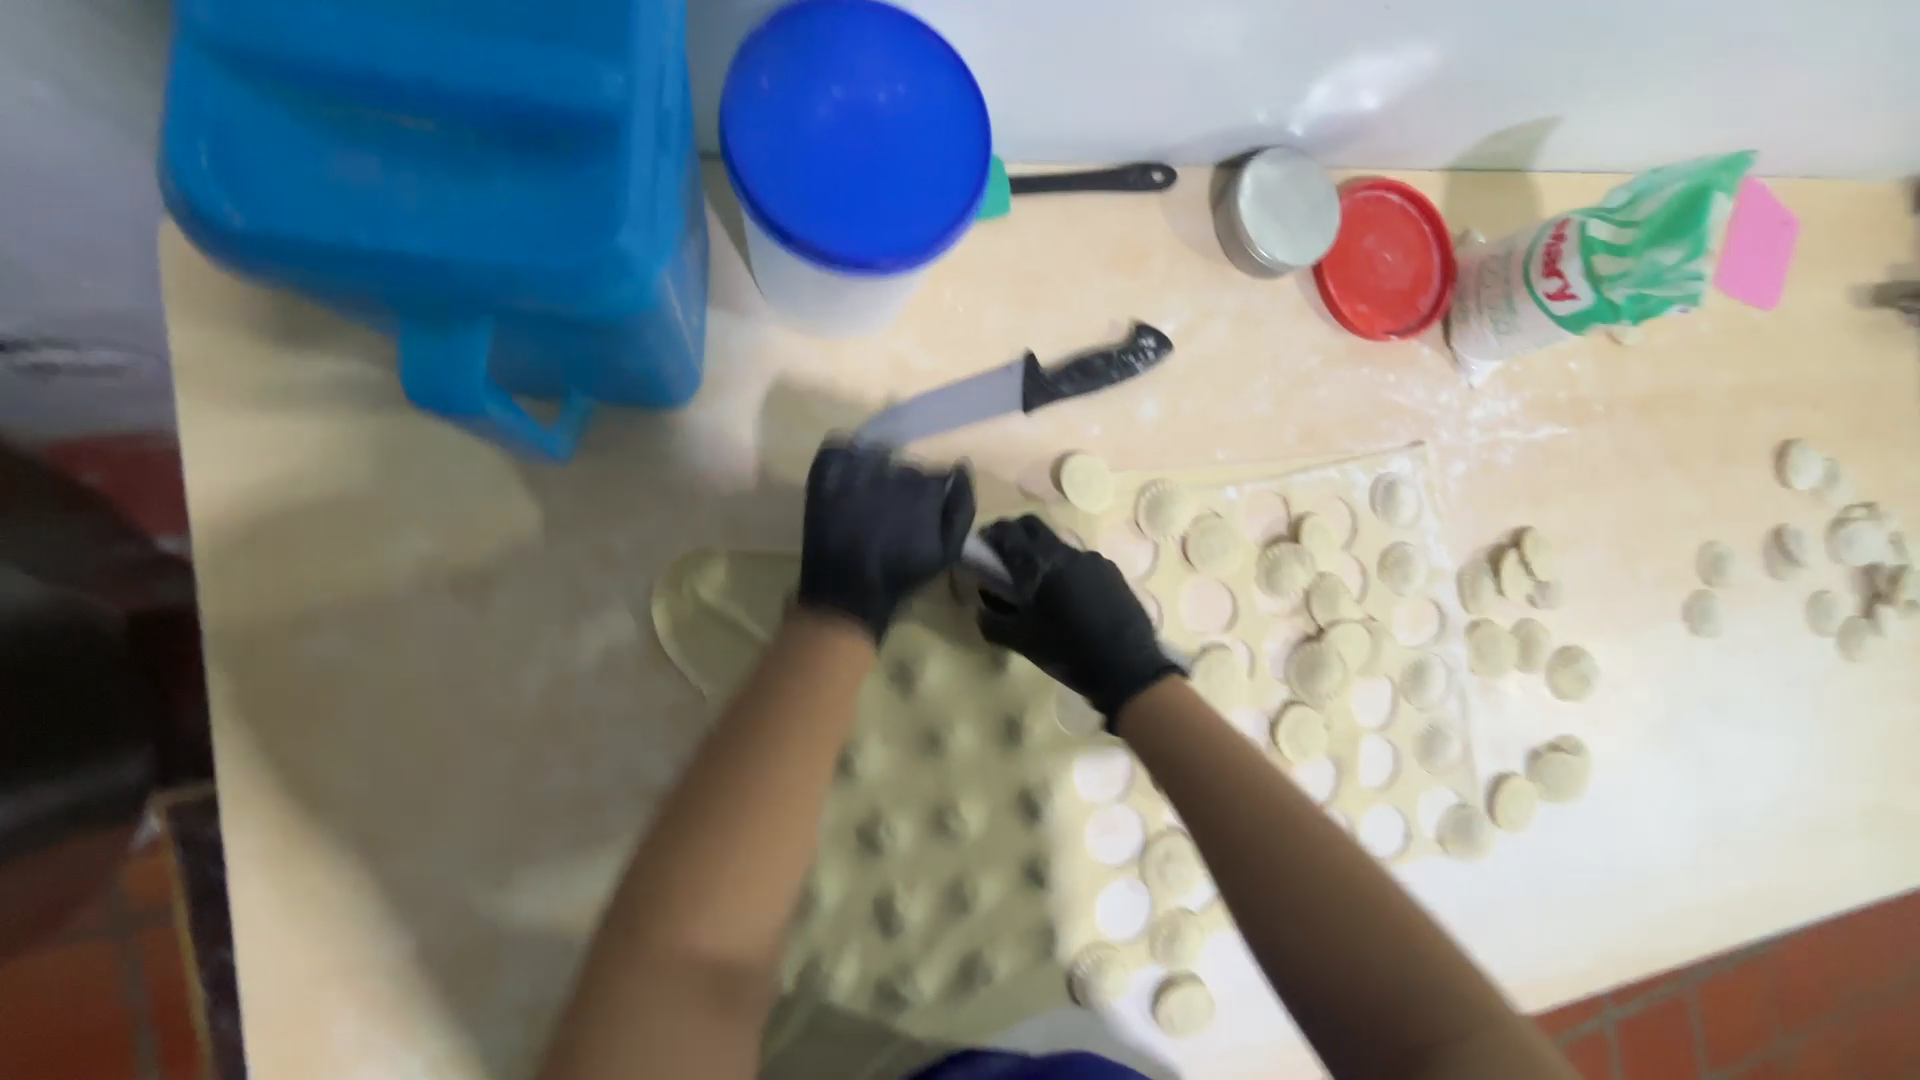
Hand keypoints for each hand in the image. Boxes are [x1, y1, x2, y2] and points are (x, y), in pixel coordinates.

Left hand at [796, 439, 975, 641]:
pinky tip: (846, 474)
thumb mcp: (947, 551)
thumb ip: (962, 507)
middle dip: (901, 484)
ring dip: (875, 467)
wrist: (846, 594)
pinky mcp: (824, 478)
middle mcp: (891, 476)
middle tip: (891, 511)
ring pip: (874, 453)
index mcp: (922, 492)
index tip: (918, 514)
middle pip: (903, 464)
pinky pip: (836, 449)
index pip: (932, 474)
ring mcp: (854, 475)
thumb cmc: (900, 576)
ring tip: (868, 495)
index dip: (927, 494)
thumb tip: (961, 465)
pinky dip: (842, 455)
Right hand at [976, 515, 1180, 725]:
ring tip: (1039, 586)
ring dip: (1042, 554)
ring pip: (1058, 543)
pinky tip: (1069, 598)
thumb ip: (993, 622)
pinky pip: (1080, 561)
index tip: (983, 549)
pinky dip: (1066, 569)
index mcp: (1038, 564)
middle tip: (1005, 560)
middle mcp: (1065, 552)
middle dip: (1015, 535)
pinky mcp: (1112, 571)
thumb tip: (982, 610)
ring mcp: (1092, 559)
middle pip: (1033, 526)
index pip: (1007, 531)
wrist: (1128, 666)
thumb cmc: (1068, 652)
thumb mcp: (1021, 642)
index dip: (990, 535)